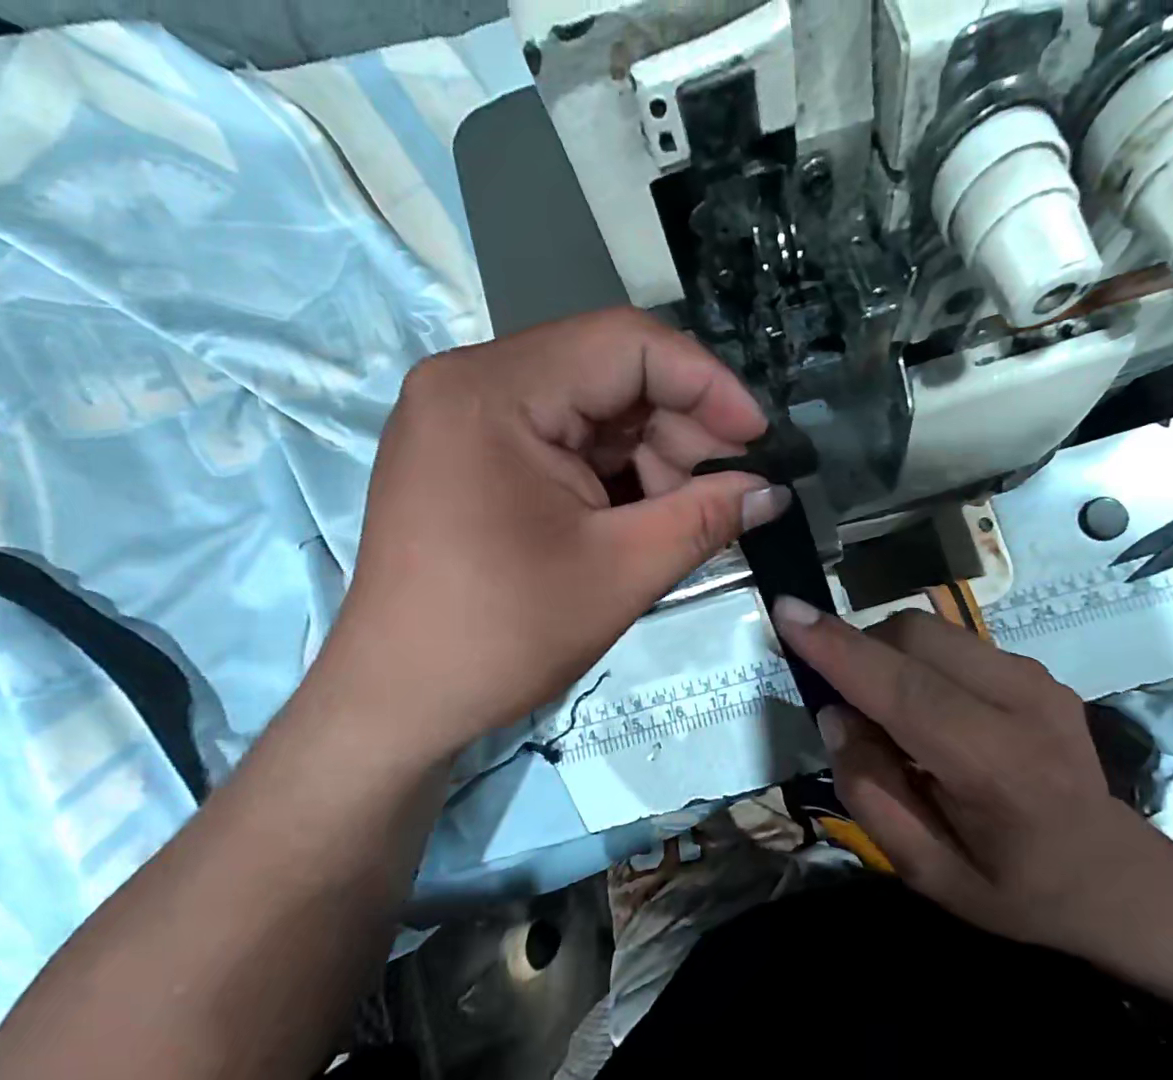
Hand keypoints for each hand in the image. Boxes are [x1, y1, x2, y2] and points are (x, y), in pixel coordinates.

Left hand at [306, 309, 788, 764]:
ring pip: (596, 405)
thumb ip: (708, 517)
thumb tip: (774, 490)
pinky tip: (645, 513)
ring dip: (655, 453)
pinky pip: (568, 435)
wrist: (398, 702)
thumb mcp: (622, 571)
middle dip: (683, 427)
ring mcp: (468, 414)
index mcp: (495, 391)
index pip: (627, 344)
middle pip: (611, 371)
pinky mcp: (474, 450)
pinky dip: (619, 469)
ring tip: (685, 514)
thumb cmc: (501, 635)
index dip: (708, 383)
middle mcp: (474, 381)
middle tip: (728, 487)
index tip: (758, 440)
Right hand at [770, 598, 1163, 959]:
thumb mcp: (927, 872)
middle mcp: (1023, 703)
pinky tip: (936, 712)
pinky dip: (922, 663)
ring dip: (890, 657)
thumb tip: (836, 715)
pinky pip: (955, 642)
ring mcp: (1036, 677)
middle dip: (862, 653)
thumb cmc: (1016, 888)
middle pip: (914, 637)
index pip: (905, 690)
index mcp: (996, 767)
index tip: (787, 612)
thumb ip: (871, 791)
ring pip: (932, 630)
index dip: (840, 649)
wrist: (1115, 873)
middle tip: (851, 709)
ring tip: (896, 717)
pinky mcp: (1038, 668)